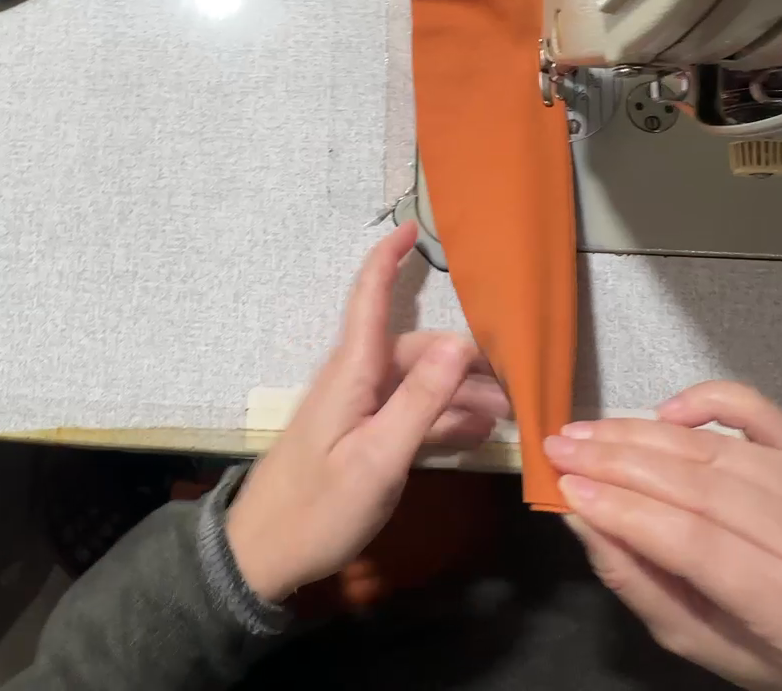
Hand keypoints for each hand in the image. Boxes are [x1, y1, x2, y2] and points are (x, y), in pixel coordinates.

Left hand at [225, 222, 509, 602]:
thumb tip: (462, 343)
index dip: (388, 258)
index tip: (413, 228)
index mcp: (352, 371)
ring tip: (506, 419)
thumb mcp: (378, 459)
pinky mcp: (361, 434)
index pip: (369, 297)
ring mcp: (357, 407)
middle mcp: (355, 378)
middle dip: (464, 362)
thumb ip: (420, 402)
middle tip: (515, 393)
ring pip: (417, 384)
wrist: (265, 553)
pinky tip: (477, 434)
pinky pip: (408, 413)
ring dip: (459, 396)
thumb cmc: (318, 507)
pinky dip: (441, 419)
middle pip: (415, 350)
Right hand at [545, 381, 781, 690]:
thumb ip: (636, 580)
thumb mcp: (698, 641)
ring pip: (716, 449)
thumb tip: (576, 512)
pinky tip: (662, 412)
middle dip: (618, 462)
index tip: (564, 486)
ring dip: (639, 434)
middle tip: (558, 446)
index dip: (625, 511)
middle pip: (703, 488)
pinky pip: (758, 410)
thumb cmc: (771, 654)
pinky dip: (706, 400)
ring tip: (585, 431)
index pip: (697, 545)